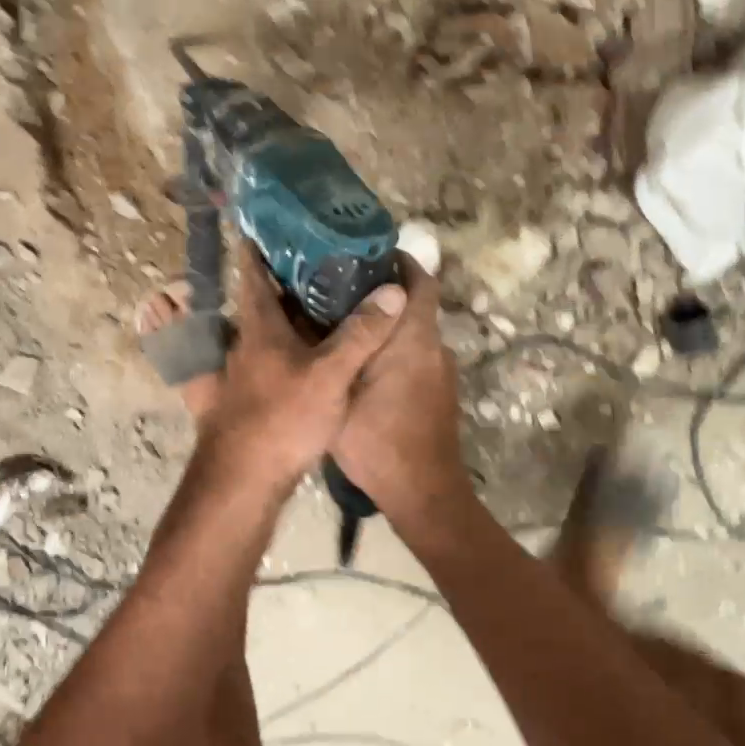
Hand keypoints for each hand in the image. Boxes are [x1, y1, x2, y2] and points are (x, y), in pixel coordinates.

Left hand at [195, 255, 407, 491]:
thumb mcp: (329, 375)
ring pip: (272, 326)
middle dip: (288, 273)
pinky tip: (323, 345)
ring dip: (294, 308)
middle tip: (324, 253)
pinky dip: (298, 339)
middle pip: (265, 296)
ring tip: (332, 293)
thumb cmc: (281, 418)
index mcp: (259, 325)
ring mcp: (247, 368)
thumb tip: (394, 290)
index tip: (274, 219)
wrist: (244, 479)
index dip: (260, 243)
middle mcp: (247, 340)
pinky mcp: (255, 393)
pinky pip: (277, 352)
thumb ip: (360, 333)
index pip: (254, 271)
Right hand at [332, 258, 471, 525]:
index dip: (398, 260)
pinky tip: (355, 362)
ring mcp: (440, 372)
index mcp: (413, 338)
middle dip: (378, 290)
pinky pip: (413, 354)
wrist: (423, 493)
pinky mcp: (437, 392)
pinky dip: (389, 347)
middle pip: (411, 303)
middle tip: (333, 286)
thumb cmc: (378, 440)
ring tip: (335, 323)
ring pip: (410, 331)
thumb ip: (330, 352)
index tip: (363, 252)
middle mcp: (434, 347)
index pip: (419, 280)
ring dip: (381, 322)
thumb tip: (304, 318)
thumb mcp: (339, 393)